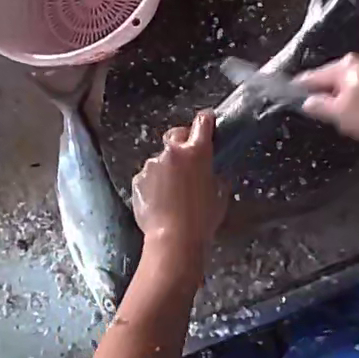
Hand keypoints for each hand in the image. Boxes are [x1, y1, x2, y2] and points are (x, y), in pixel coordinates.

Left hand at [132, 111, 222, 255]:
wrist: (173, 238)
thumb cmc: (202, 219)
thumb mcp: (219, 195)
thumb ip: (215, 176)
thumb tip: (214, 171)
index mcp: (197, 152)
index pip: (202, 123)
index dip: (205, 119)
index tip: (206, 118)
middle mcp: (173, 152)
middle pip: (176, 134)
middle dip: (182, 140)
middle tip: (188, 155)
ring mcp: (152, 164)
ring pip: (161, 158)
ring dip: (167, 167)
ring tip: (172, 190)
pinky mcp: (138, 178)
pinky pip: (149, 175)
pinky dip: (154, 182)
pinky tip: (160, 199)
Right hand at [296, 54, 358, 146]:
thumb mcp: (339, 113)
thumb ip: (319, 106)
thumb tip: (308, 101)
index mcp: (345, 66)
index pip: (313, 76)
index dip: (300, 87)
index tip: (289, 93)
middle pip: (335, 83)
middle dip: (330, 100)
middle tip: (328, 118)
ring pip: (354, 92)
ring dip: (351, 108)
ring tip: (354, 126)